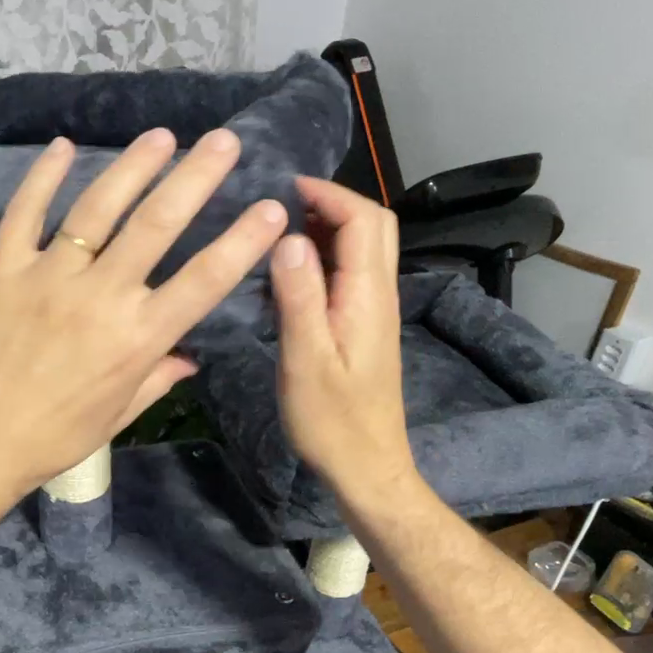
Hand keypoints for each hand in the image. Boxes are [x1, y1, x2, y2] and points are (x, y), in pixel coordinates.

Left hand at [0, 127, 287, 502]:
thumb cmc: (54, 440)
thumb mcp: (117, 418)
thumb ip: (156, 380)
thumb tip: (189, 356)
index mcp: (137, 339)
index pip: (205, 279)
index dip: (243, 241)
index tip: (271, 208)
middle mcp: (100, 298)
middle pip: (158, 224)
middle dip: (197, 176)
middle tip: (225, 140)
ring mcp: (48, 279)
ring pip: (98, 207)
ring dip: (134, 166)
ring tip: (162, 136)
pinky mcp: (3, 271)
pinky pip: (25, 214)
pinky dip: (43, 177)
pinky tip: (62, 146)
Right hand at [270, 176, 416, 503]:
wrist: (365, 465)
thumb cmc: (332, 420)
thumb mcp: (305, 359)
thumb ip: (298, 297)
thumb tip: (286, 239)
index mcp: (367, 296)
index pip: (362, 221)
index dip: (327, 195)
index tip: (282, 188)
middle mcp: (378, 295)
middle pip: (371, 227)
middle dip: (331, 204)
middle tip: (279, 206)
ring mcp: (372, 312)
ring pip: (361, 250)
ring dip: (326, 229)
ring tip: (275, 233)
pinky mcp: (362, 328)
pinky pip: (349, 275)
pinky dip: (322, 259)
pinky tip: (286, 275)